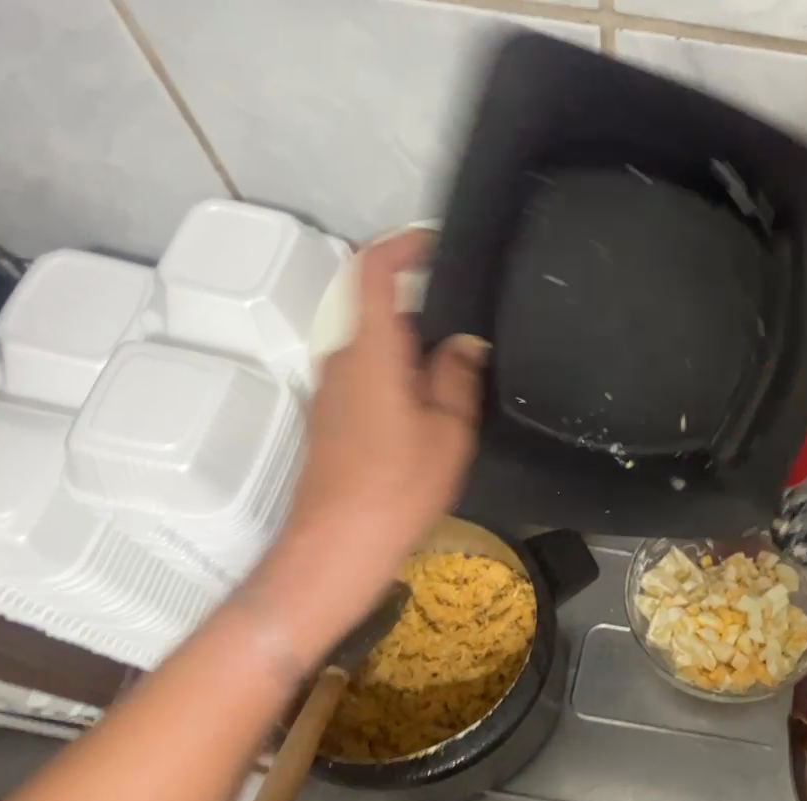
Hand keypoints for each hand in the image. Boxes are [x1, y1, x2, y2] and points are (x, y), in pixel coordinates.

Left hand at [243, 230, 486, 661]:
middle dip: (429, 321)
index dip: (404, 245)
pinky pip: (370, 381)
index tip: (438, 245)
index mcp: (371, 351)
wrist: (336, 548)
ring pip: (379, 352)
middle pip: (384, 316)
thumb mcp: (447, 432)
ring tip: (460, 394)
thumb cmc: (396, 488)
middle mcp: (341, 360)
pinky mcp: (331, 420)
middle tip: (475, 348)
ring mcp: (331, 391)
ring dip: (417, 359)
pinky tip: (431, 425)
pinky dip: (401, 384)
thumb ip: (456, 376)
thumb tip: (464, 343)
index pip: (374, 271)